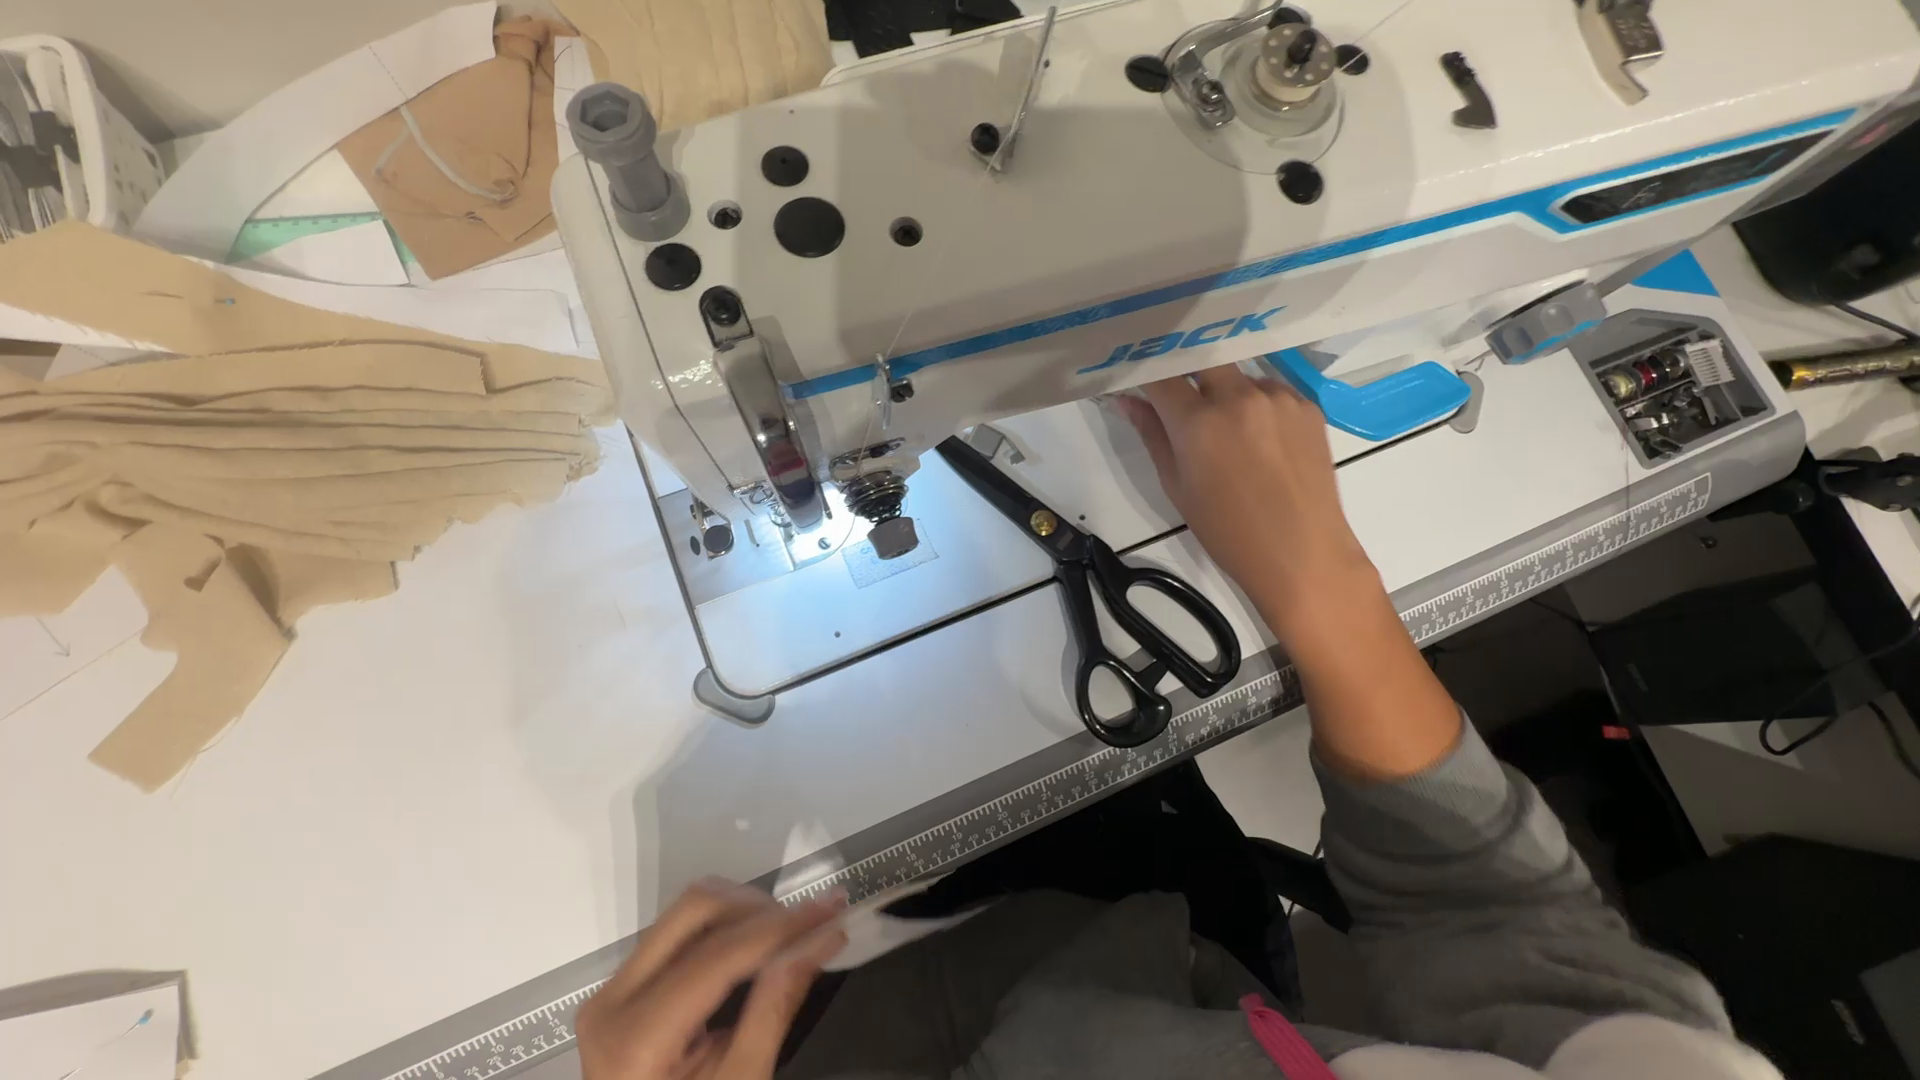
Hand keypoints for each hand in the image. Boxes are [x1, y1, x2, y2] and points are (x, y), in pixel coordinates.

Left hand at [578, 879, 846, 1079]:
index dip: (781, 927)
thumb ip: (775, 1009)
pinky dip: (726, 925)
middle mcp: (613, 997)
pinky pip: (679, 932)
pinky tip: (760, 942)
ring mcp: (613, 988)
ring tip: (789, 933)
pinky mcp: (623, 986)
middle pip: (695, 910)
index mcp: (636, 1036)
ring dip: (744, 910)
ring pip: (687, 911)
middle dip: (760, 907)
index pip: (718, 954)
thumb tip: (820, 940)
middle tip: (811, 922)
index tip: (834, 910)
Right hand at [1116, 365, 1376, 641]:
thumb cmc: (1227, 530)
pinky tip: (1260, 441)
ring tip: (1229, 433)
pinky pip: (1271, 391)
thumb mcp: (1177, 486)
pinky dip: (1257, 405)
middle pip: (1203, 359)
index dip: (1145, 373)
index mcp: (1198, 422)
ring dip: (1225, 391)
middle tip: (1182, 398)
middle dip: (1187, 372)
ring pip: (1239, 375)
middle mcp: (1239, 397)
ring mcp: (1279, 397)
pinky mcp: (1308, 405)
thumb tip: (1127, 401)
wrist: (1300, 552)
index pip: (1161, 376)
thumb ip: (1152, 435)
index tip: (1137, 377)